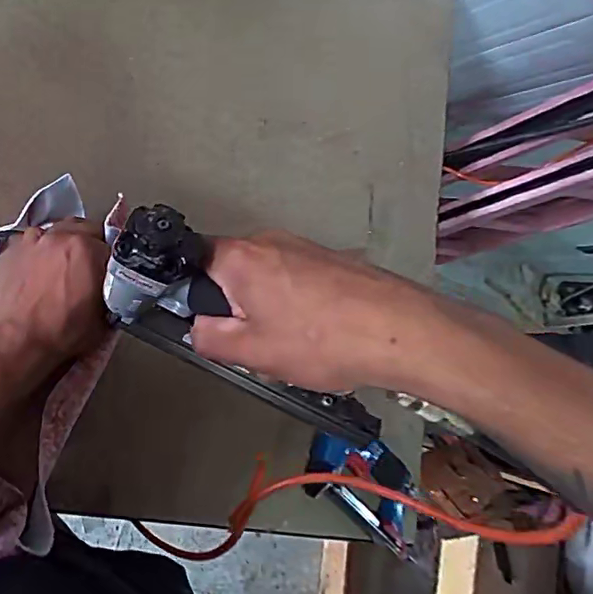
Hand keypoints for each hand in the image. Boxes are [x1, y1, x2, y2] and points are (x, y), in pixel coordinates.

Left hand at [0, 218, 109, 368]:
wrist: (7, 345)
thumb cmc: (52, 334)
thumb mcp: (99, 323)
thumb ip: (108, 298)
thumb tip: (110, 296)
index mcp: (84, 249)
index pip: (109, 244)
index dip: (110, 262)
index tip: (107, 274)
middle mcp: (55, 238)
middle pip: (80, 229)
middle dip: (86, 245)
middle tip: (86, 268)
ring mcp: (27, 243)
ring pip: (51, 235)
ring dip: (58, 248)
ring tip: (57, 274)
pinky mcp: (5, 254)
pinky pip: (25, 249)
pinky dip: (32, 260)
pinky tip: (32, 282)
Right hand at [189, 231, 438, 391]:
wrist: (399, 331)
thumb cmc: (326, 339)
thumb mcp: (251, 352)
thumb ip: (207, 337)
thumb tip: (198, 328)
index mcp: (241, 257)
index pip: (192, 261)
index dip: (195, 296)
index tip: (209, 322)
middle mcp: (270, 241)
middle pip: (231, 273)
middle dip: (236, 308)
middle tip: (254, 342)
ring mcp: (303, 247)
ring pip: (265, 280)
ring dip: (268, 310)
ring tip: (292, 344)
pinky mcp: (328, 258)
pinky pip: (295, 281)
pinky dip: (297, 307)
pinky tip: (316, 336)